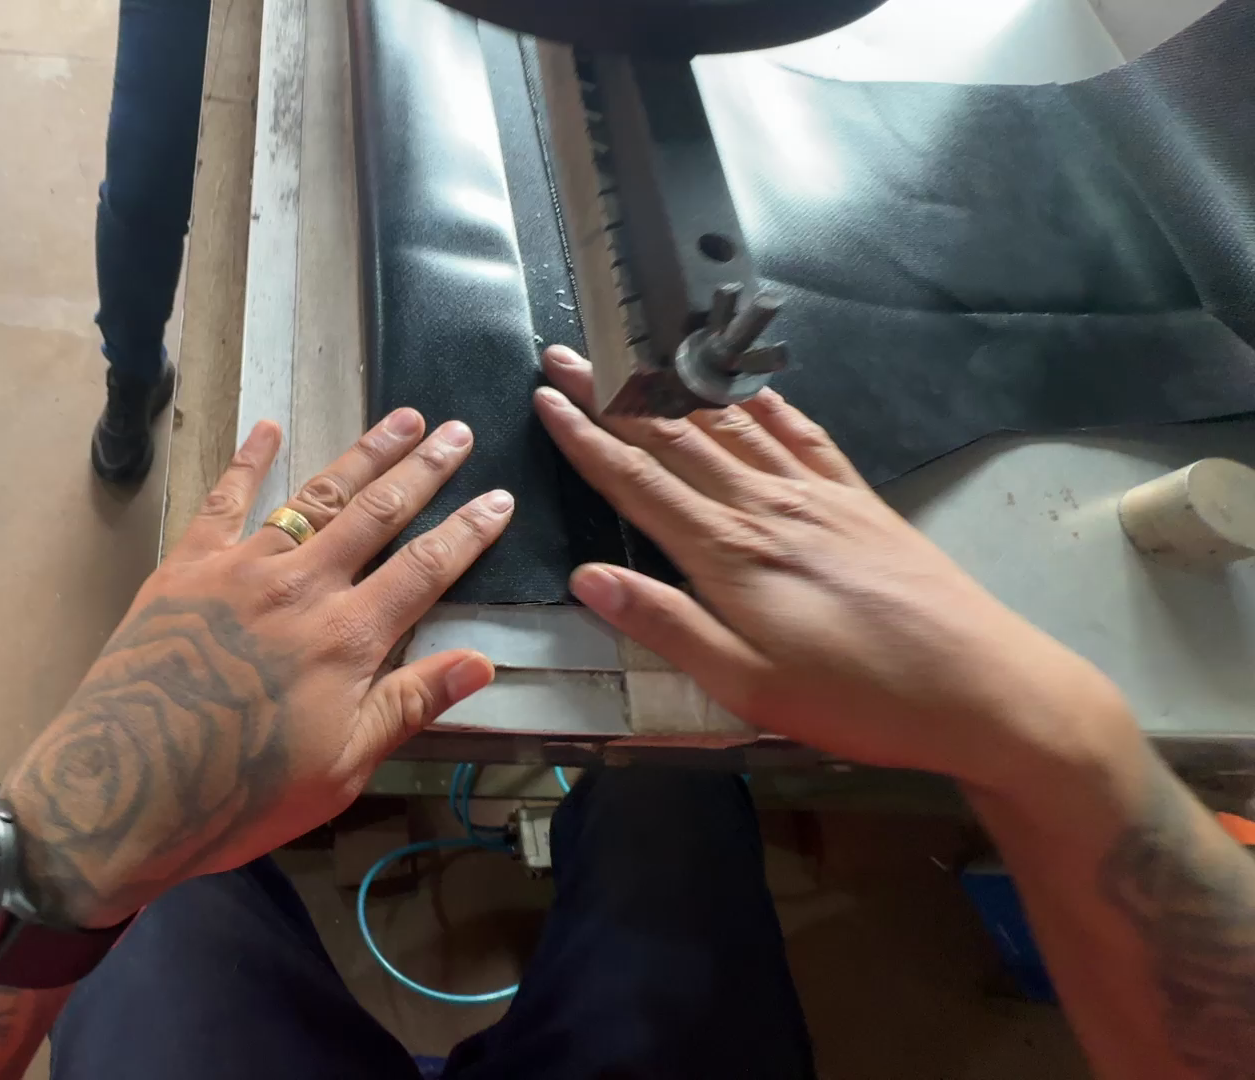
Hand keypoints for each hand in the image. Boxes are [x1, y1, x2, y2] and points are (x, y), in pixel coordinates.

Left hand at [2, 411, 512, 927]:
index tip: (500, 498)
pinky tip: (266, 428)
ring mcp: (244, 565)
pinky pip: (224, 500)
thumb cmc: (244, 791)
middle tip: (458, 432)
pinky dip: (248, 461)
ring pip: (316, 496)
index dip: (469, 532)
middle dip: (424, 470)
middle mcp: (304, 584)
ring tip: (400, 419)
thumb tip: (482, 662)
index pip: (426, 569)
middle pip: (378, 514)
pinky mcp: (189, 563)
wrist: (128, 785)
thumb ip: (408, 704)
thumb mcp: (344, 766)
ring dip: (362, 454)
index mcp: (348, 636)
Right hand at [532, 345, 1137, 796]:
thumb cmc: (854, 698)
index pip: (635, 479)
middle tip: (569, 356)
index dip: (585, 437)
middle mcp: (763, 504)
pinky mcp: (855, 498)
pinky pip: (800, 433)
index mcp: (727, 549)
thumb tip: (585, 577)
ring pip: (726, 423)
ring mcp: (813, 494)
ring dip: (672, 385)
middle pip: (671, 436)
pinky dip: (763, 401)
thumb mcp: (742, 681)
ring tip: (634, 352)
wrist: (992, 695)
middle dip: (610, 393)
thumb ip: (662, 622)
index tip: (547, 401)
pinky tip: (742, 383)